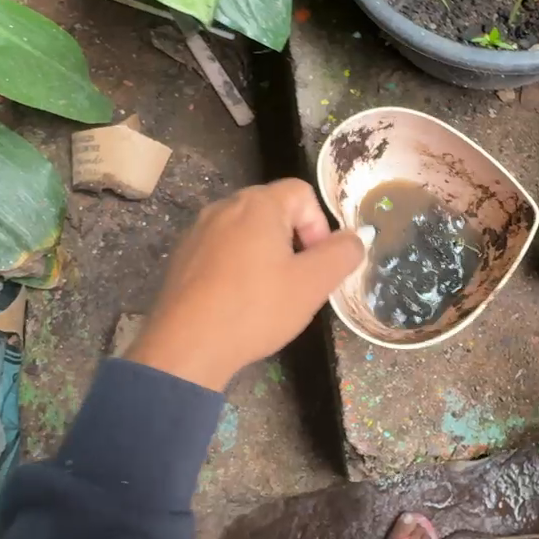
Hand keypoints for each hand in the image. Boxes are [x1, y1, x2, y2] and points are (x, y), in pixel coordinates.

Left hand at [126, 179, 363, 390]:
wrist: (186, 347)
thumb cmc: (255, 309)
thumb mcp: (313, 284)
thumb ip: (342, 254)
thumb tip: (356, 238)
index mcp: (257, 204)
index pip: (302, 192)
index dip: (319, 225)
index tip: (316, 263)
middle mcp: (224, 207)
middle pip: (273, 210)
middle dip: (294, 241)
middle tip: (298, 282)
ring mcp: (198, 232)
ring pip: (246, 232)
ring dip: (266, 256)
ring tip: (269, 296)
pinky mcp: (182, 258)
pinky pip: (222, 251)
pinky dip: (238, 269)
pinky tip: (239, 303)